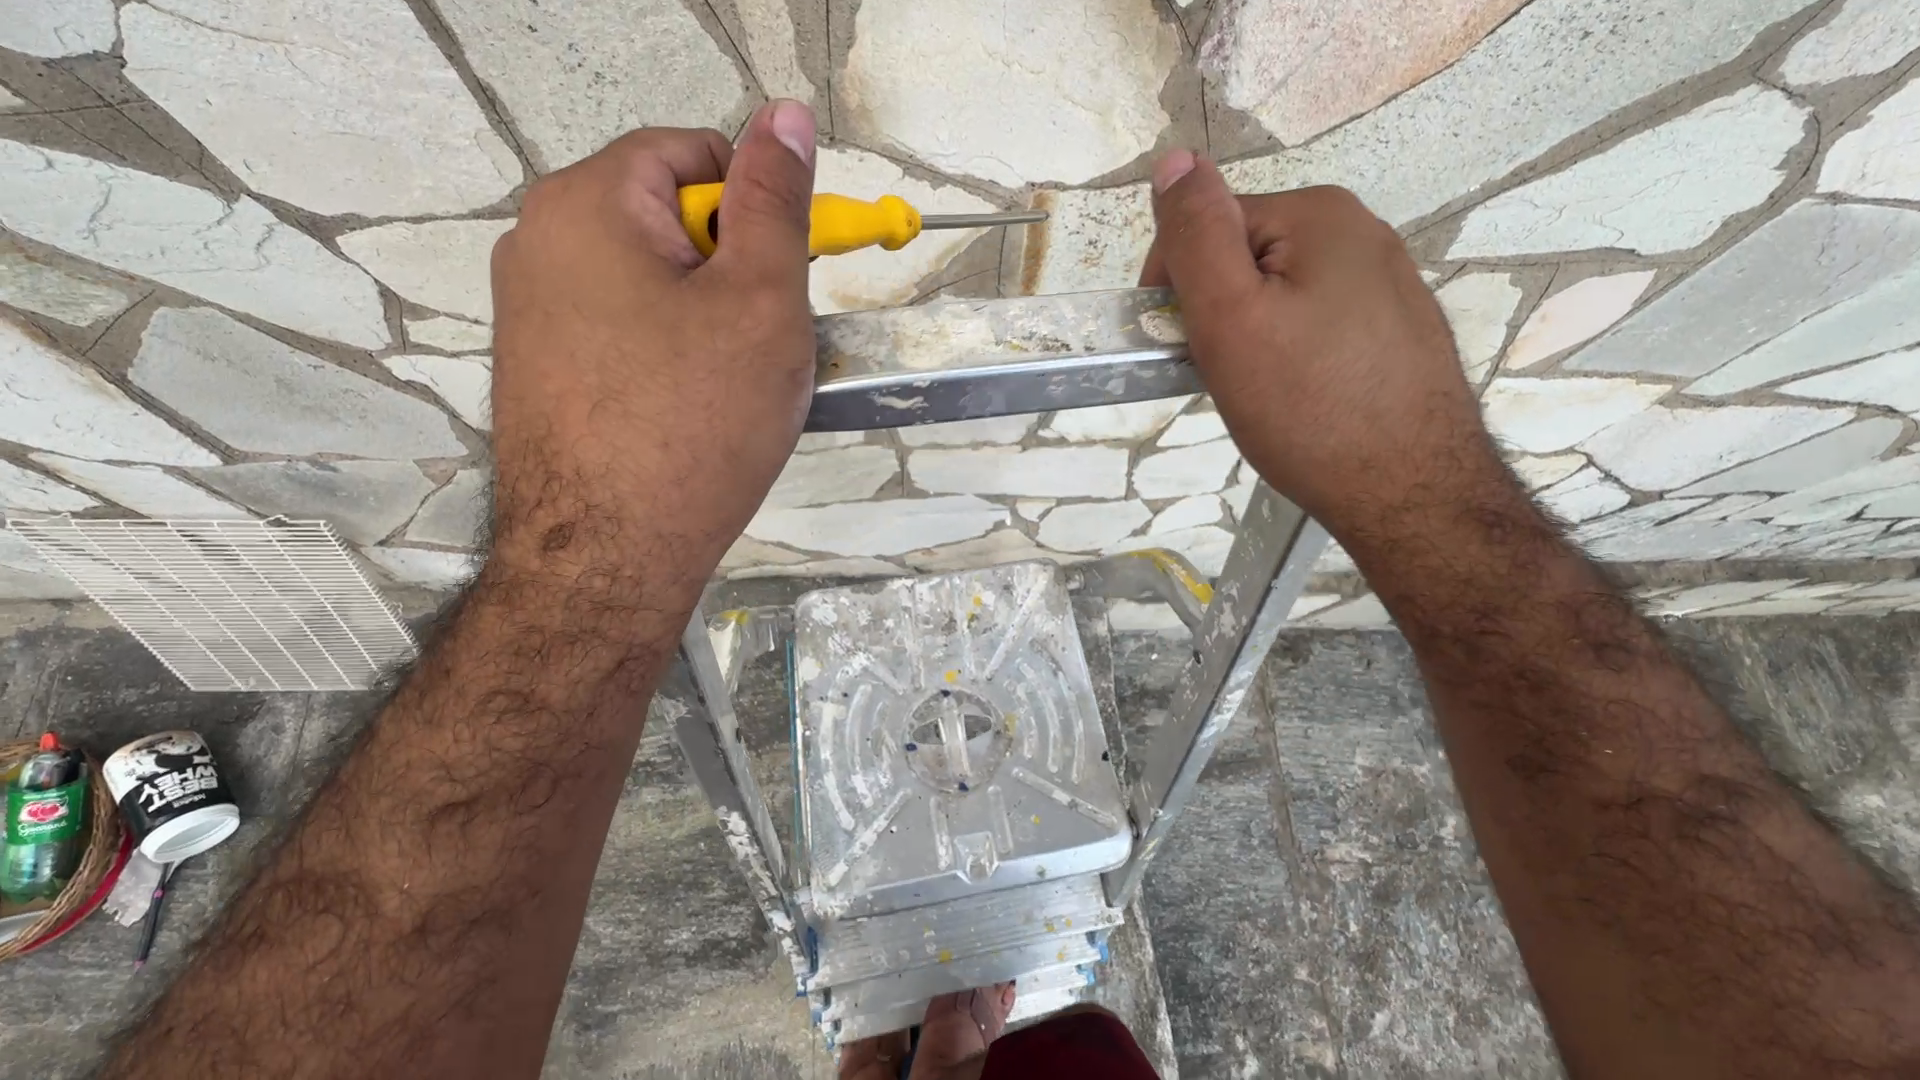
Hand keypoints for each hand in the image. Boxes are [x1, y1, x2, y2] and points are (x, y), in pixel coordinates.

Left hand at [487, 103, 818, 585]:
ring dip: (708, 318)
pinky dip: (671, 355)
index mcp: (587, 204)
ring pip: (653, 282)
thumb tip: (783, 117)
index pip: (696, 154)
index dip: (758, 205)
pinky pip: (626, 332)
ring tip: (731, 387)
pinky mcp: (540, 369)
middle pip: (669, 218)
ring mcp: (531, 311)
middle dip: (733, 269)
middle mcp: (540, 243)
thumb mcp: (761, 302)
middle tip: (765, 340)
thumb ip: (776, 201)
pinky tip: (691, 412)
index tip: (789, 273)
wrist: (607, 558)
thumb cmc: (693, 426)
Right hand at [1139, 151, 1504, 538]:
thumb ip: (1195, 235)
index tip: (1179, 343)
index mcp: (1319, 213)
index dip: (1176, 283)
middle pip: (1246, 255)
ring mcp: (1388, 281)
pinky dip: (1292, 351)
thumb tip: (1173, 159)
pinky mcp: (1397, 328)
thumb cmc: (1307, 405)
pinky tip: (1300, 395)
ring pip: (1281, 292)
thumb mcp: (1230, 316)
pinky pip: (1318, 322)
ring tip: (1261, 390)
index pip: (1209, 222)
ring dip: (1252, 333)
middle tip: (1223, 373)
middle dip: (1218, 308)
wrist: (1410, 490)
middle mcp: (1362, 231)